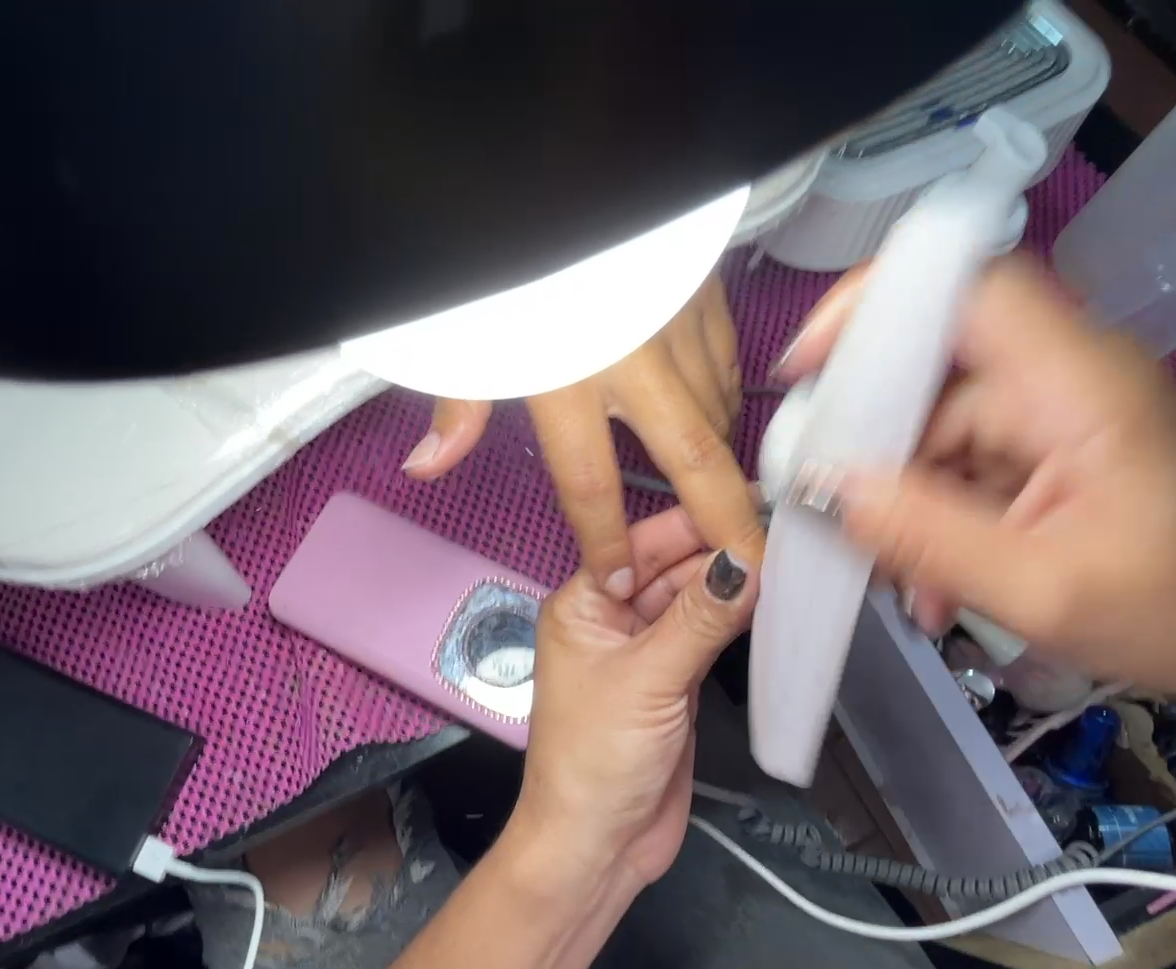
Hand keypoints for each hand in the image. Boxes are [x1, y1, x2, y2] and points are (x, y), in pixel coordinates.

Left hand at [403, 275, 764, 599]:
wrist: (563, 181)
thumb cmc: (517, 270)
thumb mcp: (475, 335)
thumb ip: (458, 406)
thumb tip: (427, 466)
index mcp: (567, 376)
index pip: (588, 480)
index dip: (604, 539)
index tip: (618, 579)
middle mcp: (632, 359)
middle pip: (692, 457)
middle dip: (723, 520)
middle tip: (748, 568)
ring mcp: (677, 326)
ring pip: (716, 414)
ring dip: (719, 462)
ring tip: (722, 500)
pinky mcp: (703, 297)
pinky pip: (725, 367)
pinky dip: (723, 403)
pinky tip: (715, 422)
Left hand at [510, 506, 756, 891]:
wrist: (598, 845)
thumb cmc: (600, 757)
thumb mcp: (648, 680)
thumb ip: (700, 619)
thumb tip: (749, 558)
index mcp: (584, 602)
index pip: (643, 542)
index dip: (699, 521)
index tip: (759, 500)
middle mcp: (611, 616)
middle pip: (673, 567)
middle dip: (724, 548)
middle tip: (792, 527)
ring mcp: (645, 649)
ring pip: (695, 600)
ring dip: (736, 583)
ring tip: (794, 554)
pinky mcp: (674, 679)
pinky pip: (708, 634)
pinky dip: (738, 619)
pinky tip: (775, 598)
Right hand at [775, 257, 1175, 714]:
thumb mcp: (1039, 591)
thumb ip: (924, 536)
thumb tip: (822, 487)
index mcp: (1080, 387)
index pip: (970, 291)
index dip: (874, 308)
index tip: (804, 370)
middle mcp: (1061, 380)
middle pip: (928, 374)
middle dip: (868, 448)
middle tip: (830, 517)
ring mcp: (1051, 415)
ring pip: (930, 431)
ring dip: (898, 503)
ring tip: (904, 581)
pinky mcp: (1044, 449)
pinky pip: (953, 465)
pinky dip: (927, 519)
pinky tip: (933, 582)